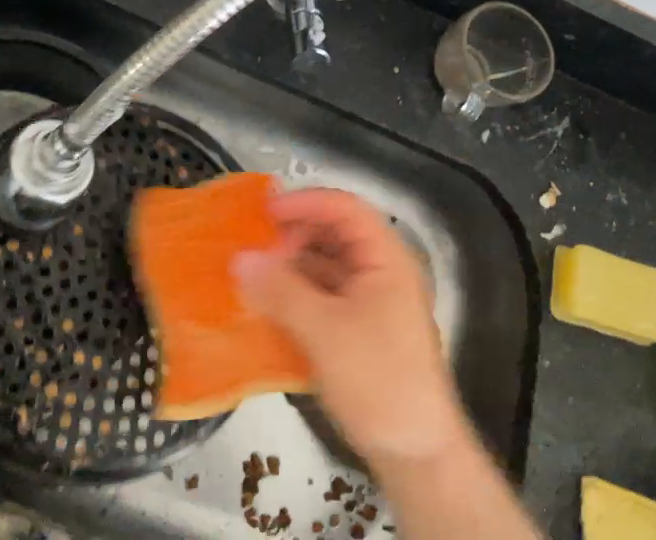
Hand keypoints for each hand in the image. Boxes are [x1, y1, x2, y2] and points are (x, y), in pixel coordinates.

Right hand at [232, 188, 472, 465]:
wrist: (416, 453)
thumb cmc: (378, 380)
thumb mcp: (324, 331)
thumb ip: (280, 290)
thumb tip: (239, 258)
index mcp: (385, 259)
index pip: (344, 208)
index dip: (303, 202)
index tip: (260, 212)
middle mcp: (380, 273)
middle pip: (332, 234)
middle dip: (290, 237)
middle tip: (252, 251)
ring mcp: (370, 303)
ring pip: (324, 267)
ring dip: (288, 268)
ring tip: (249, 277)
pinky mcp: (358, 332)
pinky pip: (321, 298)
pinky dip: (293, 296)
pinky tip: (264, 308)